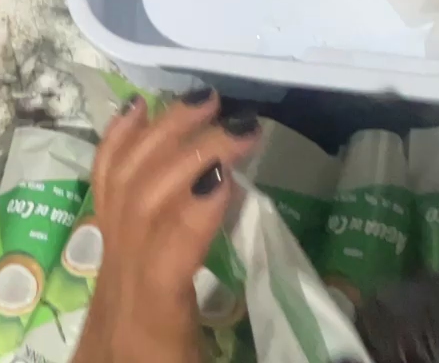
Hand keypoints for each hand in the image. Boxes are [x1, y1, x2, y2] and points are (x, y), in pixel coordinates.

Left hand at [73, 89, 260, 362]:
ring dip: (162, 132)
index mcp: (152, 322)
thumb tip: (336, 340)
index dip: (193, 214)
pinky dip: (120, 138)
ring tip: (202, 101)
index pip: (164, 261)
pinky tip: (139, 107)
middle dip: (189, 152)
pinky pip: (103, 180)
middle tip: (240, 125)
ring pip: (122, 180)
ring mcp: (105, 251)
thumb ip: (272, 345)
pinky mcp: (102, 238)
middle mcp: (120, 276)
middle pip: (143, 201)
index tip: (232, 175)